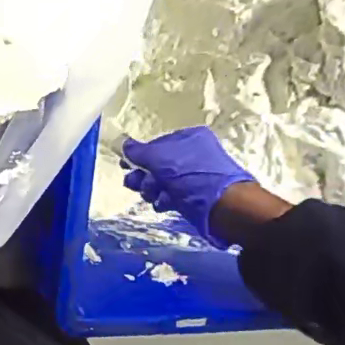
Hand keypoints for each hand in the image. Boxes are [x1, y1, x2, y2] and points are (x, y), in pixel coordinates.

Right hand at [122, 127, 259, 247]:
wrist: (221, 205)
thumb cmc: (190, 175)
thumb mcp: (160, 158)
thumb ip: (138, 151)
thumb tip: (123, 144)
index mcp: (188, 139)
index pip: (155, 145)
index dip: (138, 156)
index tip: (125, 166)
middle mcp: (189, 156)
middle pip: (154, 165)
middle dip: (143, 177)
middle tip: (137, 185)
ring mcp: (190, 177)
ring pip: (158, 183)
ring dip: (151, 190)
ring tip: (156, 195)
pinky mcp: (189, 196)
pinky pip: (168, 195)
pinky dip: (163, 200)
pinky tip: (166, 203)